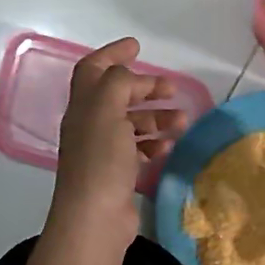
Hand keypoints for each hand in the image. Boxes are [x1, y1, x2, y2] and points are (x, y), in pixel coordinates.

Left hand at [47, 37, 184, 253]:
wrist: (95, 217)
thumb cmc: (100, 159)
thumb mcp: (107, 109)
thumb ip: (117, 83)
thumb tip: (127, 76)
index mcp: (83, 106)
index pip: (93, 69)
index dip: (112, 54)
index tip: (138, 46)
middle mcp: (89, 125)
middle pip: (117, 95)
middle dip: (144, 88)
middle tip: (171, 89)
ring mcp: (102, 151)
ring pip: (131, 123)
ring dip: (156, 117)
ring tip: (181, 121)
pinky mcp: (116, 174)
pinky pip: (137, 149)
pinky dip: (153, 143)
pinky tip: (168, 146)